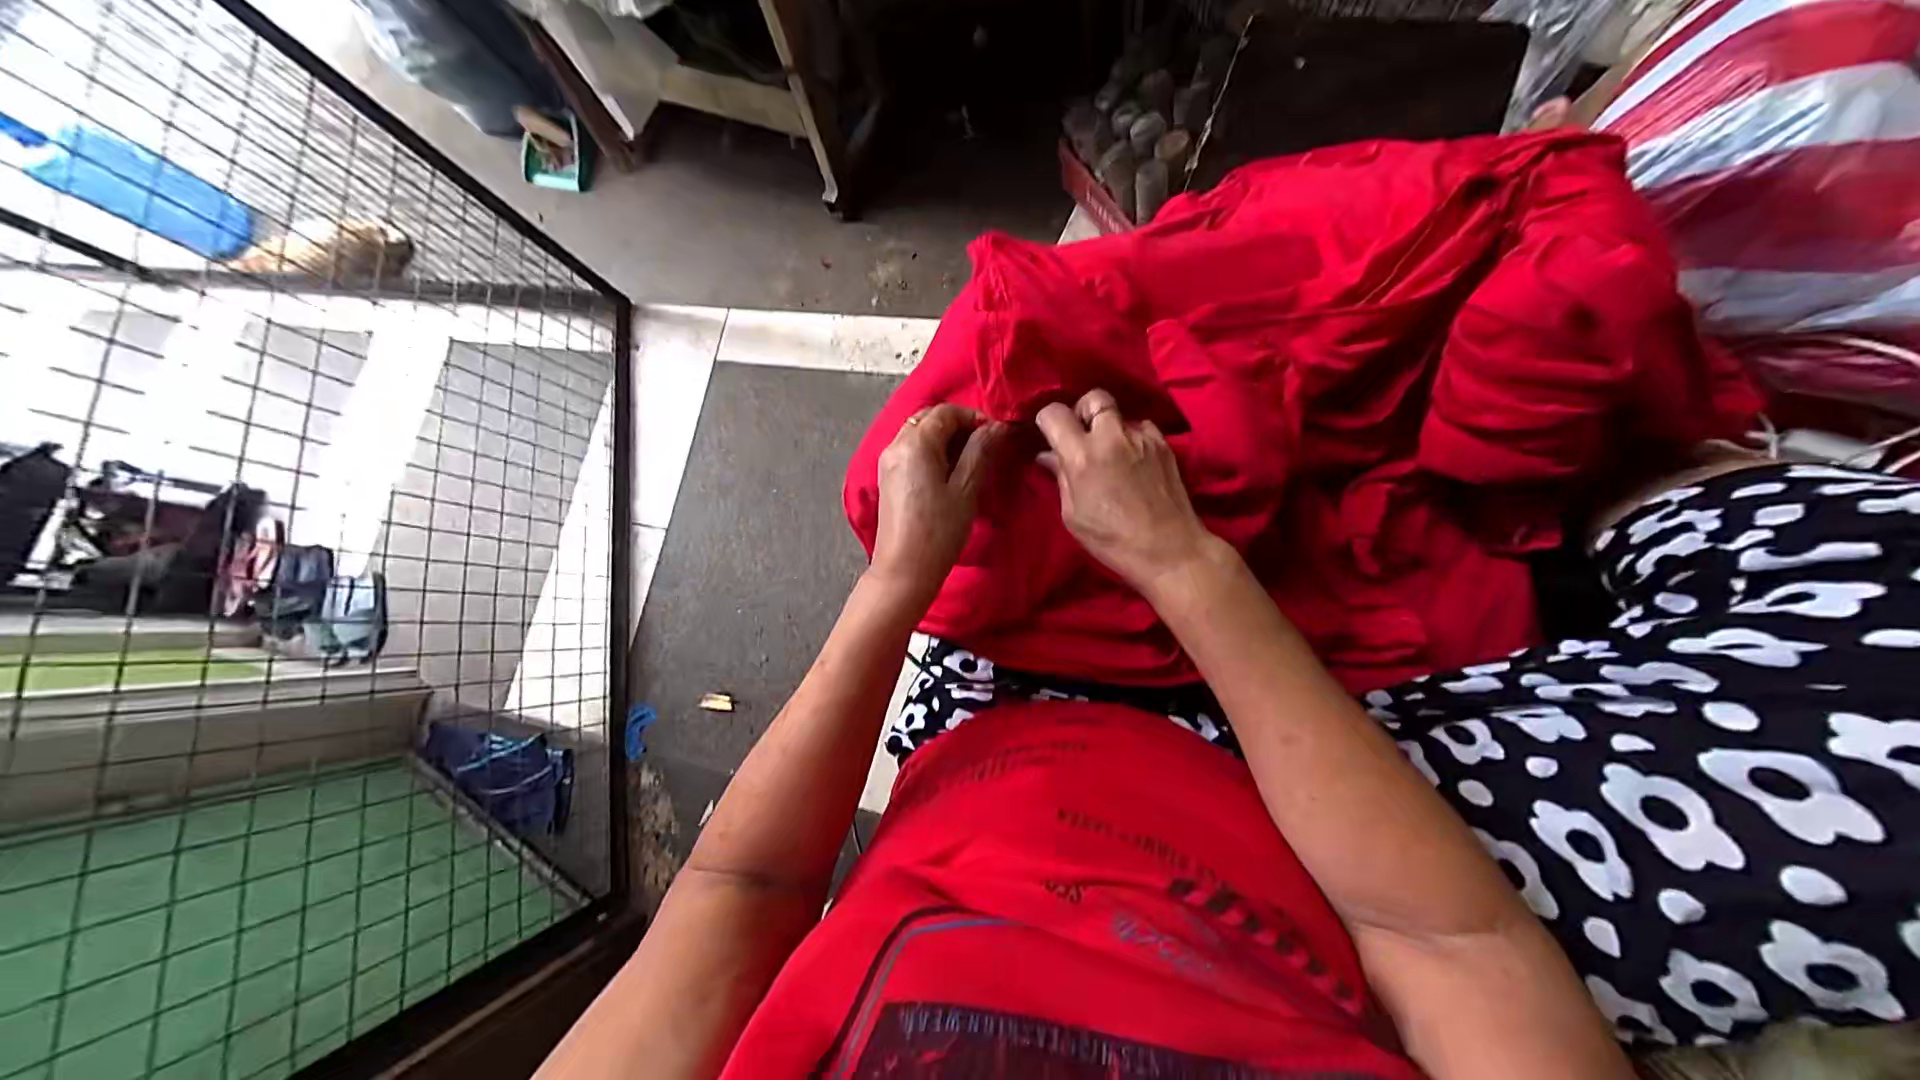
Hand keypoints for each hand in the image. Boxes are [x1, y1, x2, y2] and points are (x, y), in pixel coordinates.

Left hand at [871, 404, 1006, 598]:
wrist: (904, 570)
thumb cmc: (939, 532)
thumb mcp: (967, 489)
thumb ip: (981, 451)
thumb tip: (997, 427)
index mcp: (915, 443)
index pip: (946, 412)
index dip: (974, 418)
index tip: (995, 437)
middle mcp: (895, 445)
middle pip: (929, 418)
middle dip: (958, 425)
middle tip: (984, 447)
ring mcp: (888, 462)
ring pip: (919, 433)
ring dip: (945, 439)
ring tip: (969, 462)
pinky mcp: (887, 478)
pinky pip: (911, 451)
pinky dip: (932, 452)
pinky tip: (949, 474)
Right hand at [1036, 389, 1219, 598]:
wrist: (1169, 550)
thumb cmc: (1112, 540)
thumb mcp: (1073, 515)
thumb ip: (1060, 478)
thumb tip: (1049, 455)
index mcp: (1083, 456)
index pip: (1055, 413)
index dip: (1048, 421)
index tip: (1050, 436)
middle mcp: (1113, 437)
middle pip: (1094, 398)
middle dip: (1082, 411)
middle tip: (1081, 436)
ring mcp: (1143, 437)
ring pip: (1120, 414)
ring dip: (1109, 428)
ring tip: (1110, 454)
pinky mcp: (1164, 445)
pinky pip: (1142, 428)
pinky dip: (1132, 438)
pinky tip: (1132, 461)